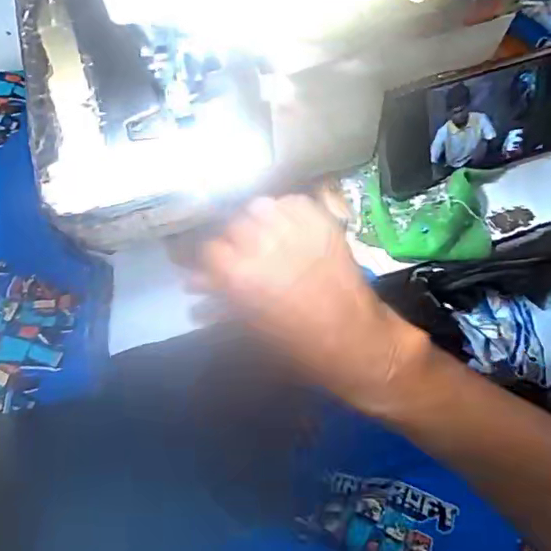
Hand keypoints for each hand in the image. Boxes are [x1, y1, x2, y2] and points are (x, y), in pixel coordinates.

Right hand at [192, 192, 437, 418]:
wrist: (358, 344)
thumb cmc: (300, 348)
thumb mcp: (251, 327)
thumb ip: (220, 299)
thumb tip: (192, 284)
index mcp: (243, 277)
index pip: (209, 249)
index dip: (211, 259)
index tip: (216, 268)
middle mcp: (266, 247)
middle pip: (233, 224)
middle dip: (233, 240)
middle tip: (242, 255)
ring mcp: (297, 232)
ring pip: (262, 206)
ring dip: (258, 220)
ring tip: (265, 237)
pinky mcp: (324, 224)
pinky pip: (294, 202)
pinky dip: (287, 210)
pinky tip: (287, 227)